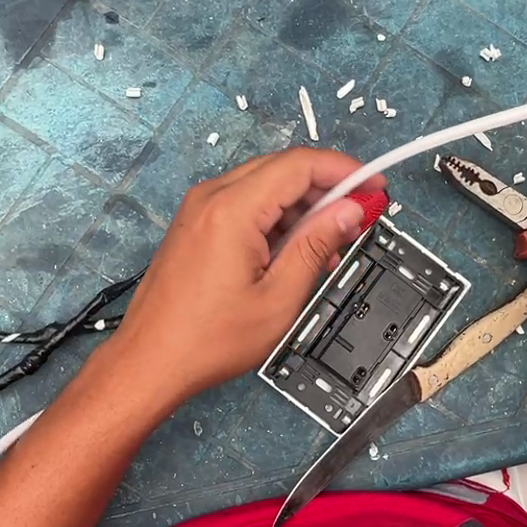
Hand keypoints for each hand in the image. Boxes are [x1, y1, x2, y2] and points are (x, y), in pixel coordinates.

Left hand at [101, 149, 377, 401]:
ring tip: (330, 246)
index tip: (376, 188)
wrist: (150, 361)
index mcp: (232, 209)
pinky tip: (295, 252)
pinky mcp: (194, 226)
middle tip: (360, 217)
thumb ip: (316, 245)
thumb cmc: (209, 340)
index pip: (299, 165)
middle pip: (282, 170)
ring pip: (264, 186)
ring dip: (302, 208)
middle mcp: (211, 198)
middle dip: (327, 188)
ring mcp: (198, 210)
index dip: (345, 171)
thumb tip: (350, 210)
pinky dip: (275, 220)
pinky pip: (244, 205)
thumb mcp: (279, 298)